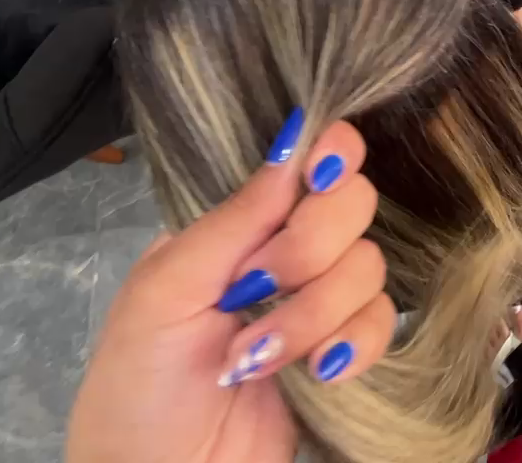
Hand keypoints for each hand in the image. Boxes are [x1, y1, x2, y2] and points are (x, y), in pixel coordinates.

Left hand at [66, 120, 393, 462]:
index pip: (312, 161)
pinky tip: (315, 375)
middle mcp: (292, 247)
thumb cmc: (139, 384)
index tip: (323, 173)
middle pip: (352, 203)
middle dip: (309, 247)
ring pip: (369, 263)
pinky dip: (352, 345)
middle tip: (255, 287)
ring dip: (313, 313)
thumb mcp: (166, 291)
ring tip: (255, 360)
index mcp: (246, 221)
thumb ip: (237, 217)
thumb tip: (296, 136)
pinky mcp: (347, 348)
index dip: (333, 154)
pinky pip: (383, 320)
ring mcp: (322, 298)